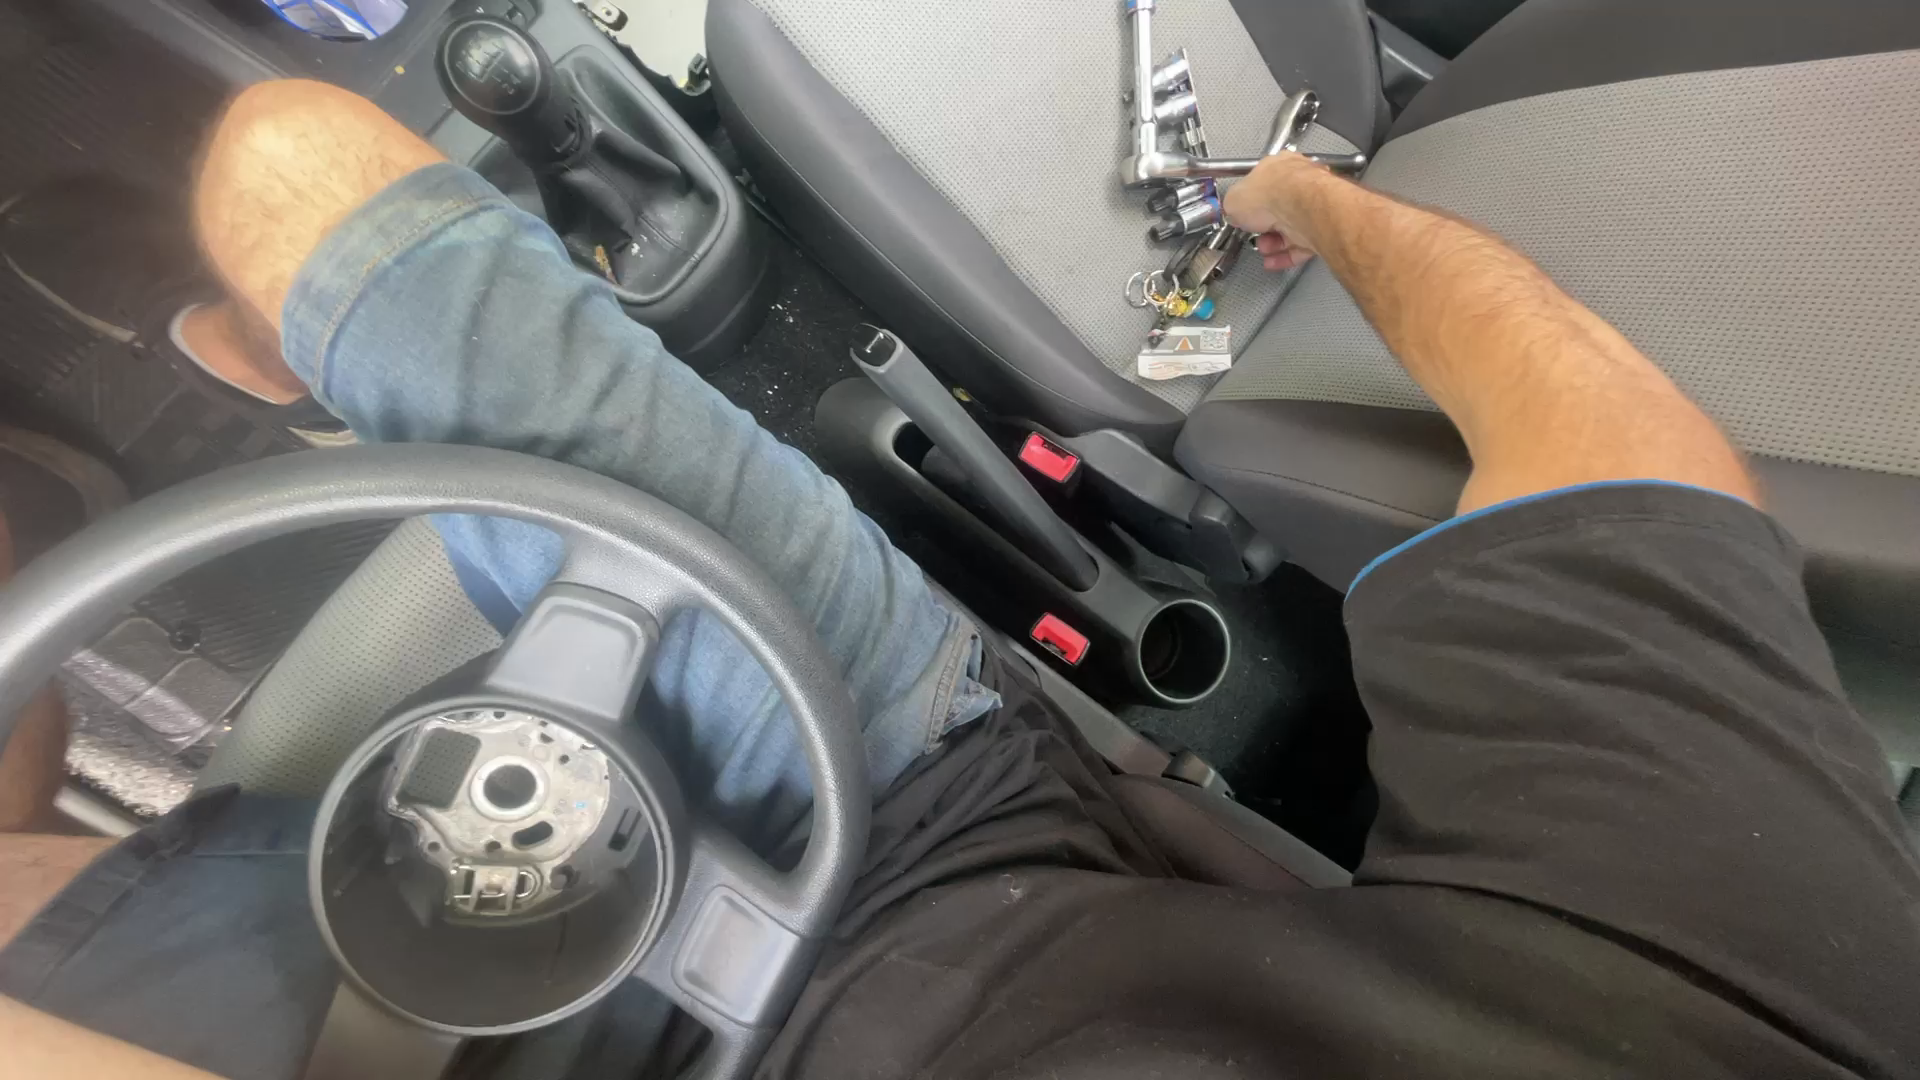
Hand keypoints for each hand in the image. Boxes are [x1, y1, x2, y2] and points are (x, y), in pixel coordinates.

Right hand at [1222, 152, 1327, 270]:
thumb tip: (1232, 211)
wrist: (1301, 208)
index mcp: (1279, 165)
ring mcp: (1311, 203)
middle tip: (1253, 233)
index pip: (1261, 183)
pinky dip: (1285, 255)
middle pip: (1276, 208)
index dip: (1249, 202)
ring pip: (1288, 228)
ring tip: (1263, 247)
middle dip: (1262, 227)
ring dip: (1272, 242)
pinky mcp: (1319, 225)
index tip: (1242, 214)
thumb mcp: (1233, 199)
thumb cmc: (1274, 194)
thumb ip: (1232, 205)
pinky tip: (1274, 260)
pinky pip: (1300, 244)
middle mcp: (1299, 181)